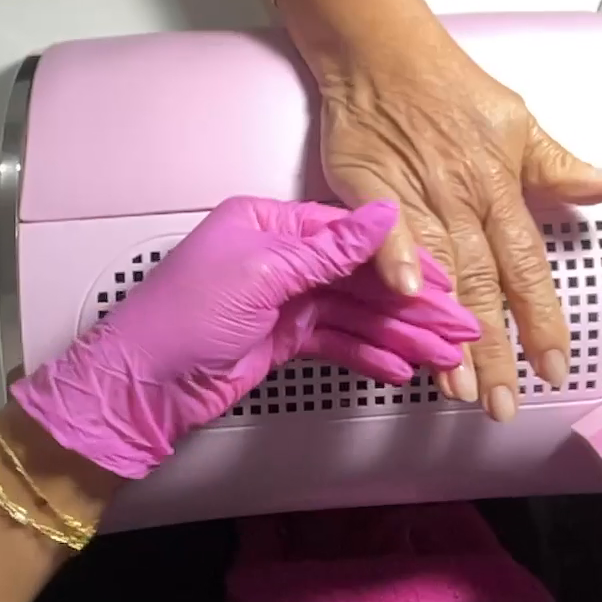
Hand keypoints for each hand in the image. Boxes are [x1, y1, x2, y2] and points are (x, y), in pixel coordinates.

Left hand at [13, 197, 478, 478]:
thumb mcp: (262, 275)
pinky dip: (366, 354)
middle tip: (458, 324)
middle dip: (408, 303)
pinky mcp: (281, 337)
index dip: (399, 258)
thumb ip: (329, 250)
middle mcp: (277, 257)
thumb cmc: (184, 319)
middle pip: (358, 276)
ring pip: (352, 313)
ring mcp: (280, 299)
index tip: (443, 277)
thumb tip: (384, 214)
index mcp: (267, 225)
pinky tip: (401, 368)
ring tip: (444, 356)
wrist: (144, 387)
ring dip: (398, 334)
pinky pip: (335, 340)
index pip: (347, 233)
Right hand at [316, 31, 601, 420]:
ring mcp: (416, 192)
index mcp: (500, 188)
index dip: (542, 319)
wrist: (383, 53)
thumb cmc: (450, 87)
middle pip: (483, 283)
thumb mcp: (518, 123)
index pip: (529, 265)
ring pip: (439, 268)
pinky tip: (405, 294)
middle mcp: (462, 198)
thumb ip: (559, 166)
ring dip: (447, 324)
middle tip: (498, 403)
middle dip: (493, 348)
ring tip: (454, 381)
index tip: (553, 368)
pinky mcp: (368, 183)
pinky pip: (384, 224)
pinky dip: (396, 255)